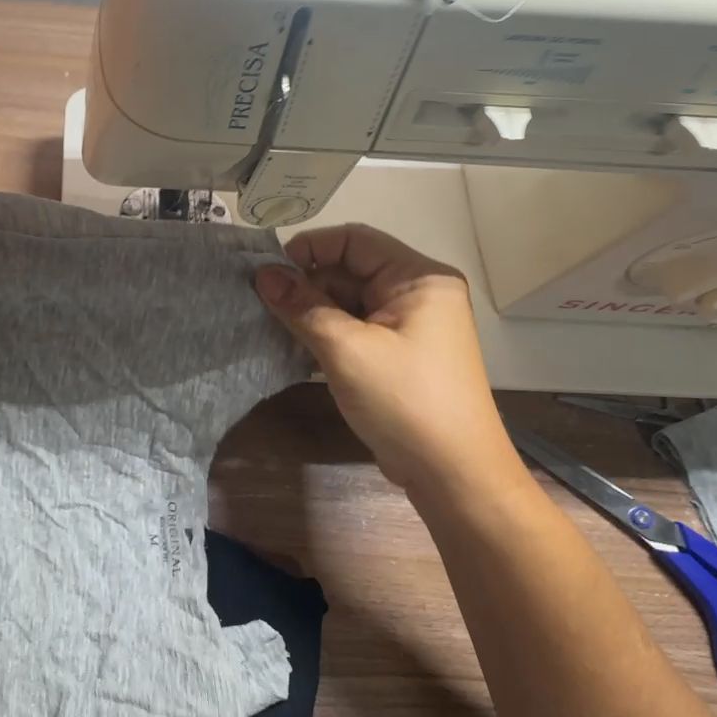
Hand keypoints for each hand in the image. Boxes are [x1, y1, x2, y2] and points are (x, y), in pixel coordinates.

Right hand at [254, 224, 521, 496]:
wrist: (453, 475)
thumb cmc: (405, 401)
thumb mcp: (346, 349)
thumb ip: (302, 306)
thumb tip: (262, 274)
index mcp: (420, 278)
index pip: (355, 240)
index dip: (309, 248)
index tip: (268, 272)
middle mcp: (419, 293)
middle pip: (350, 269)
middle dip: (307, 283)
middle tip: (264, 303)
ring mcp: (410, 325)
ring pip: (349, 300)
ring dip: (312, 310)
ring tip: (274, 324)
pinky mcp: (399, 354)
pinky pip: (355, 328)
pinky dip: (326, 332)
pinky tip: (295, 345)